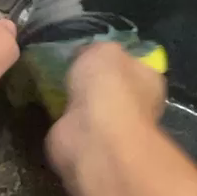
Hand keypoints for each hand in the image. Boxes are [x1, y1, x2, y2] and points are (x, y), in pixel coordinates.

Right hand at [46, 42, 167, 179]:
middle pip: (112, 89)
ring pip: (90, 109)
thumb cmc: (108, 87)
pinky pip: (72, 126)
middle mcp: (135, 106)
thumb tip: (88, 56)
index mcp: (149, 80)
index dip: (116, 58)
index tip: (91, 52)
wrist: (91, 135)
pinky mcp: (86, 145)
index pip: (136, 65)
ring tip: (50, 85)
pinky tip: (47, 108)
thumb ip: (98, 49)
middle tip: (66, 68)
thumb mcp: (103, 50)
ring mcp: (110, 130)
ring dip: (74, 102)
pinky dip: (61, 119)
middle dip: (92, 82)